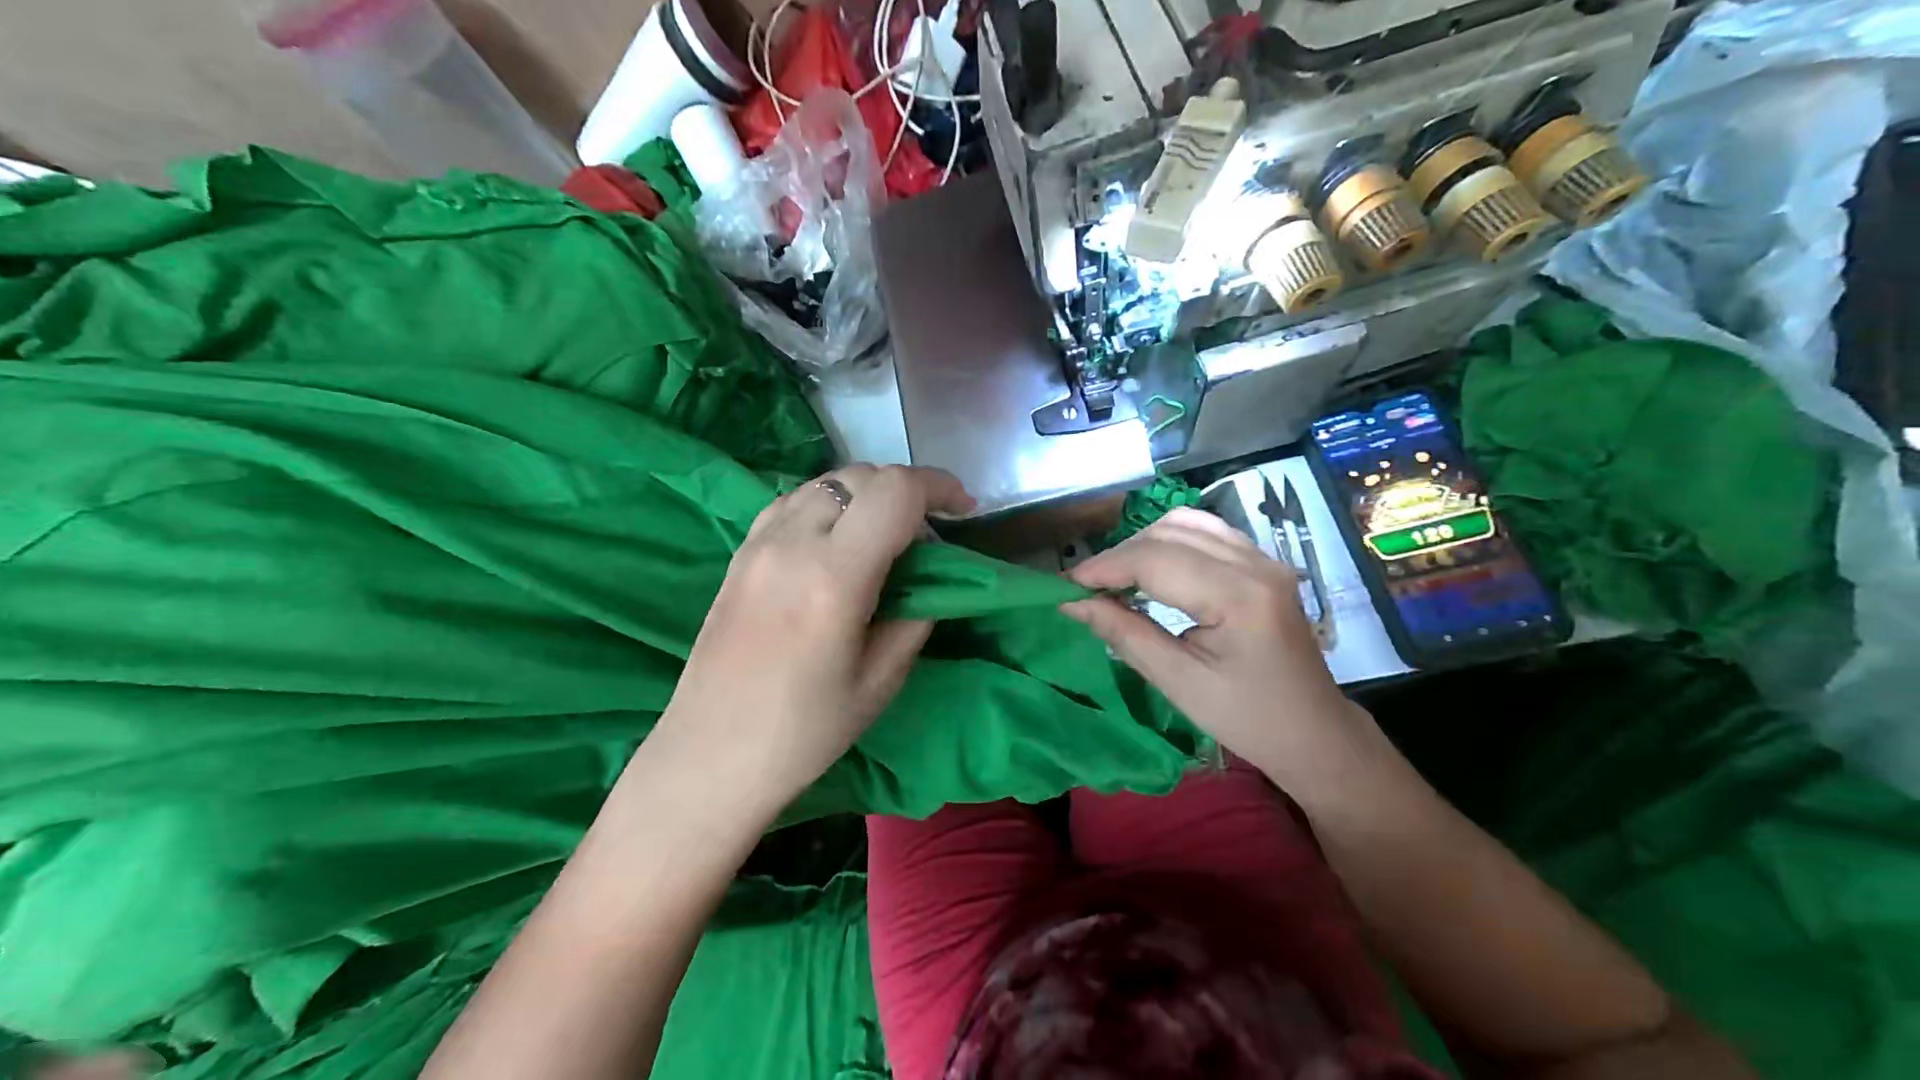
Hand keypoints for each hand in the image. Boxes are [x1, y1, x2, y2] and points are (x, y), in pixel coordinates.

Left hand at [657, 464, 973, 818]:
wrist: (711, 755)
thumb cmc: (804, 732)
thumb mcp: (881, 680)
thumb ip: (915, 613)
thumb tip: (931, 573)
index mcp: (833, 576)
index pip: (895, 492)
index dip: (939, 488)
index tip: (962, 511)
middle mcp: (791, 542)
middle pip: (862, 476)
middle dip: (906, 492)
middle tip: (926, 536)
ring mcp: (758, 542)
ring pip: (826, 481)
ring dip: (866, 494)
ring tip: (885, 535)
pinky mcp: (740, 552)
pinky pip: (794, 501)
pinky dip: (829, 504)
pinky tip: (837, 541)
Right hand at [1061, 508, 1384, 797]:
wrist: (1316, 734)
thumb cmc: (1248, 719)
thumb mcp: (1179, 682)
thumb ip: (1124, 634)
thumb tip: (1073, 604)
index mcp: (1239, 596)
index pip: (1155, 560)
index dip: (1103, 568)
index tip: (1064, 586)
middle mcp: (1256, 563)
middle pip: (1168, 533)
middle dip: (1119, 555)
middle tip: (1085, 588)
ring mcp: (1264, 559)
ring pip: (1187, 524)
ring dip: (1142, 544)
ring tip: (1114, 578)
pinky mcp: (1264, 564)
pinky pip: (1206, 534)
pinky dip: (1168, 543)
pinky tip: (1151, 570)